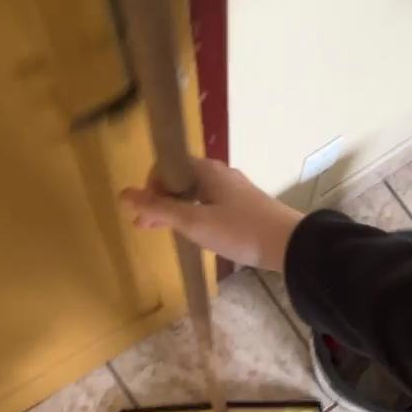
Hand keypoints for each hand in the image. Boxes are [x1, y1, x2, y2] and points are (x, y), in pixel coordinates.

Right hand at [120, 158, 303, 271]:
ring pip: (195, 194)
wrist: (289, 244)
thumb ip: (158, 209)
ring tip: (165, 233)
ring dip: (175, 211)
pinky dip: (194, 215)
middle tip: (144, 228)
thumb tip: (123, 194)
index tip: (145, 214)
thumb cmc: (239, 231)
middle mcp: (219, 173)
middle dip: (159, 202)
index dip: (150, 188)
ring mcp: (233, 189)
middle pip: (179, 180)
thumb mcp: (194, 222)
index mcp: (206, 170)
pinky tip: (194, 234)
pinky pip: (210, 204)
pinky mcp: (244, 206)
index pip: (166, 167)